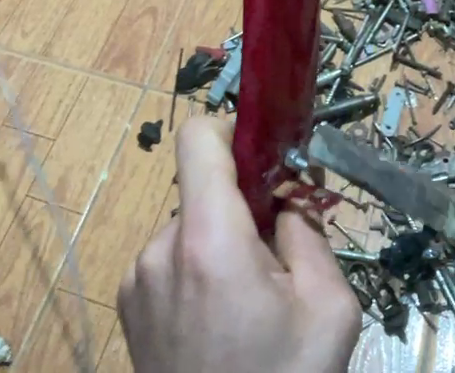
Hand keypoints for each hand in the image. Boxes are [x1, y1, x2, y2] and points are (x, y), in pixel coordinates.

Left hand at [118, 116, 359, 372]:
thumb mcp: (328, 308)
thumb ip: (309, 233)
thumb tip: (288, 198)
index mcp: (209, 240)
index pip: (199, 138)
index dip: (234, 131)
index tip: (266, 156)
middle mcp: (160, 249)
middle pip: (203, 190)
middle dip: (243, 207)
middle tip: (277, 255)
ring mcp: (136, 280)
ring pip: (189, 227)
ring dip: (220, 244)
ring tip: (248, 304)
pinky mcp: (126, 307)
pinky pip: (168, 261)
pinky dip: (195, 271)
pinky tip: (219, 323)